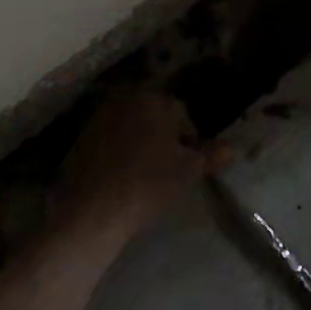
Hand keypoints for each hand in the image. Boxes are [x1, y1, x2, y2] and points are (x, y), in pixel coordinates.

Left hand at [56, 89, 223, 238]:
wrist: (93, 210)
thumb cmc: (149, 183)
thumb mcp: (189, 170)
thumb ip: (211, 155)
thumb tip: (231, 149)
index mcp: (153, 99)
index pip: (182, 114)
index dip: (190, 140)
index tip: (189, 164)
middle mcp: (124, 99)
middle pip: (155, 116)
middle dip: (164, 136)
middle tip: (169, 167)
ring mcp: (98, 117)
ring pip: (132, 127)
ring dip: (142, 142)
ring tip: (146, 173)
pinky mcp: (80, 137)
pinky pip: (110, 139)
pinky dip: (119, 151)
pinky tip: (122, 176)